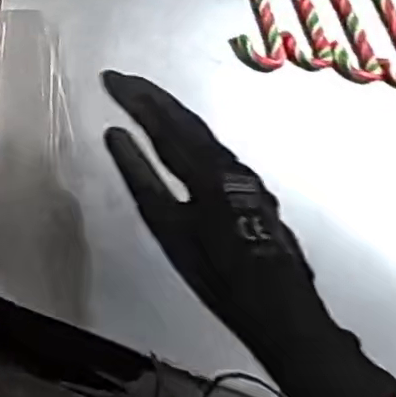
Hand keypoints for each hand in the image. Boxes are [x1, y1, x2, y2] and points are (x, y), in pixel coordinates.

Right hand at [102, 71, 395, 396]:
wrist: (287, 318)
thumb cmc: (217, 274)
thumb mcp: (168, 228)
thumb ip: (140, 176)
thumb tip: (114, 133)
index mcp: (204, 169)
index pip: (161, 123)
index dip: (133, 99)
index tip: (109, 78)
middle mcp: (227, 164)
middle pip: (185, 119)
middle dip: (151, 95)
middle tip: (122, 79)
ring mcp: (245, 176)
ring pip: (202, 131)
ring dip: (171, 110)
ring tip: (146, 98)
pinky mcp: (253, 190)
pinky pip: (213, 146)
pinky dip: (189, 130)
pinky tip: (182, 134)